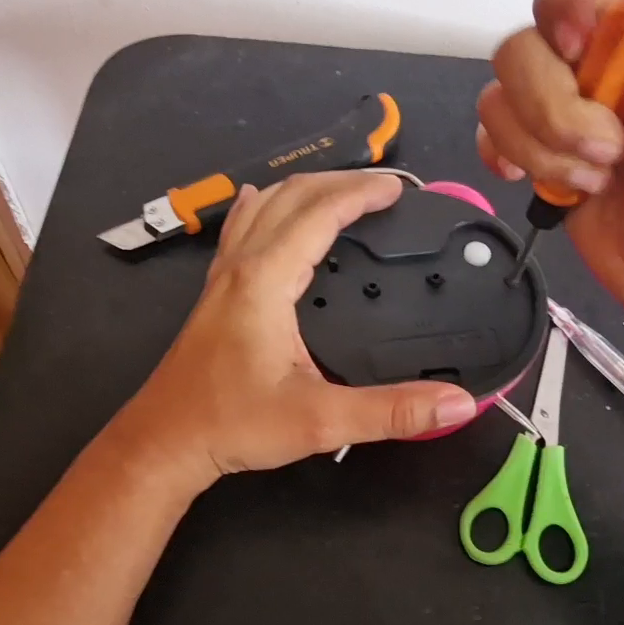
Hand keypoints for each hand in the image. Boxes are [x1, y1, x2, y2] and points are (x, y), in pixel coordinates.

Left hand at [114, 171, 479, 484]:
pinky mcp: (214, 292)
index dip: (360, 194)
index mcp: (266, 280)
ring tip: (341, 192)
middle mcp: (241, 265)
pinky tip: (263, 203)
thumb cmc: (236, 424)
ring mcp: (222, 276)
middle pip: (290, 197)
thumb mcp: (321, 422)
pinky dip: (266, 207)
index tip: (399, 189)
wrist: (165, 441)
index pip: (319, 213)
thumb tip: (458, 403)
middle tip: (381, 188)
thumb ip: (391, 411)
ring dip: (304, 190)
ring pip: (262, 207)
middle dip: (338, 183)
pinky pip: (240, 228)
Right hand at [477, 0, 623, 339]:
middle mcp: (597, 57)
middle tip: (609, 150)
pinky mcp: (530, 149)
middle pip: (527, 36)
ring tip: (595, 180)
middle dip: (556, 103)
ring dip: (544, 146)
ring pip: (501, 90)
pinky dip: (509, 158)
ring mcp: (558, 105)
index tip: (577, 49)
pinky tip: (548, 185)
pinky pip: (489, 130)